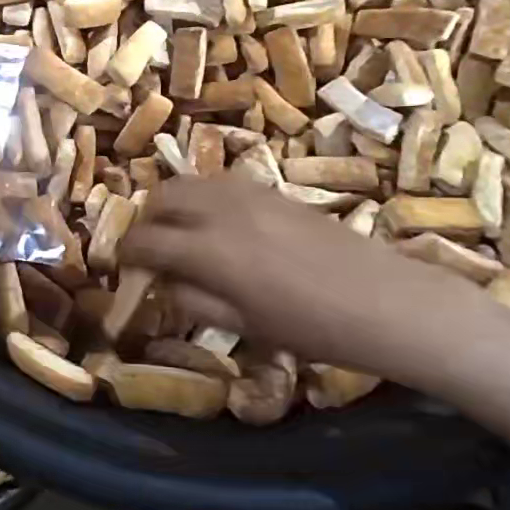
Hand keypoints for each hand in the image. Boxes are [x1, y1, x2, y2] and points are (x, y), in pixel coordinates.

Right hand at [119, 176, 509, 378]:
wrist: (385, 302)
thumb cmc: (312, 328)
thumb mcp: (244, 325)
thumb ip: (194, 300)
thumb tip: (165, 282)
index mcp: (209, 250)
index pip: (147, 240)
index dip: (128, 252)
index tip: (124, 265)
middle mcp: (222, 209)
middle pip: (163, 197)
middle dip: (146, 219)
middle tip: (150, 247)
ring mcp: (250, 193)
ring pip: (191, 181)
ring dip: (174, 203)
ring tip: (180, 232)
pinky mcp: (273, 189)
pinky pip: (221, 182)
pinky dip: (204, 197)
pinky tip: (219, 224)